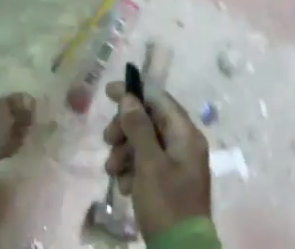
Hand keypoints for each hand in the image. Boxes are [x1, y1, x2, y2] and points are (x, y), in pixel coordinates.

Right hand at [102, 81, 212, 238]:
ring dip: (124, 153)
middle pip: (148, 121)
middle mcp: (184, 145)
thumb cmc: (166, 202)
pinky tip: (126, 186)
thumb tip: (129, 97)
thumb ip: (138, 127)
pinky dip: (132, 171)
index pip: (159, 99)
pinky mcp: (168, 183)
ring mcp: (176, 165)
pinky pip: (145, 165)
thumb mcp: (149, 163)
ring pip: (143, 144)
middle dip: (125, 129)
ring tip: (114, 171)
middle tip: (108, 140)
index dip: (134, 93)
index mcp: (186, 135)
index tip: (108, 93)